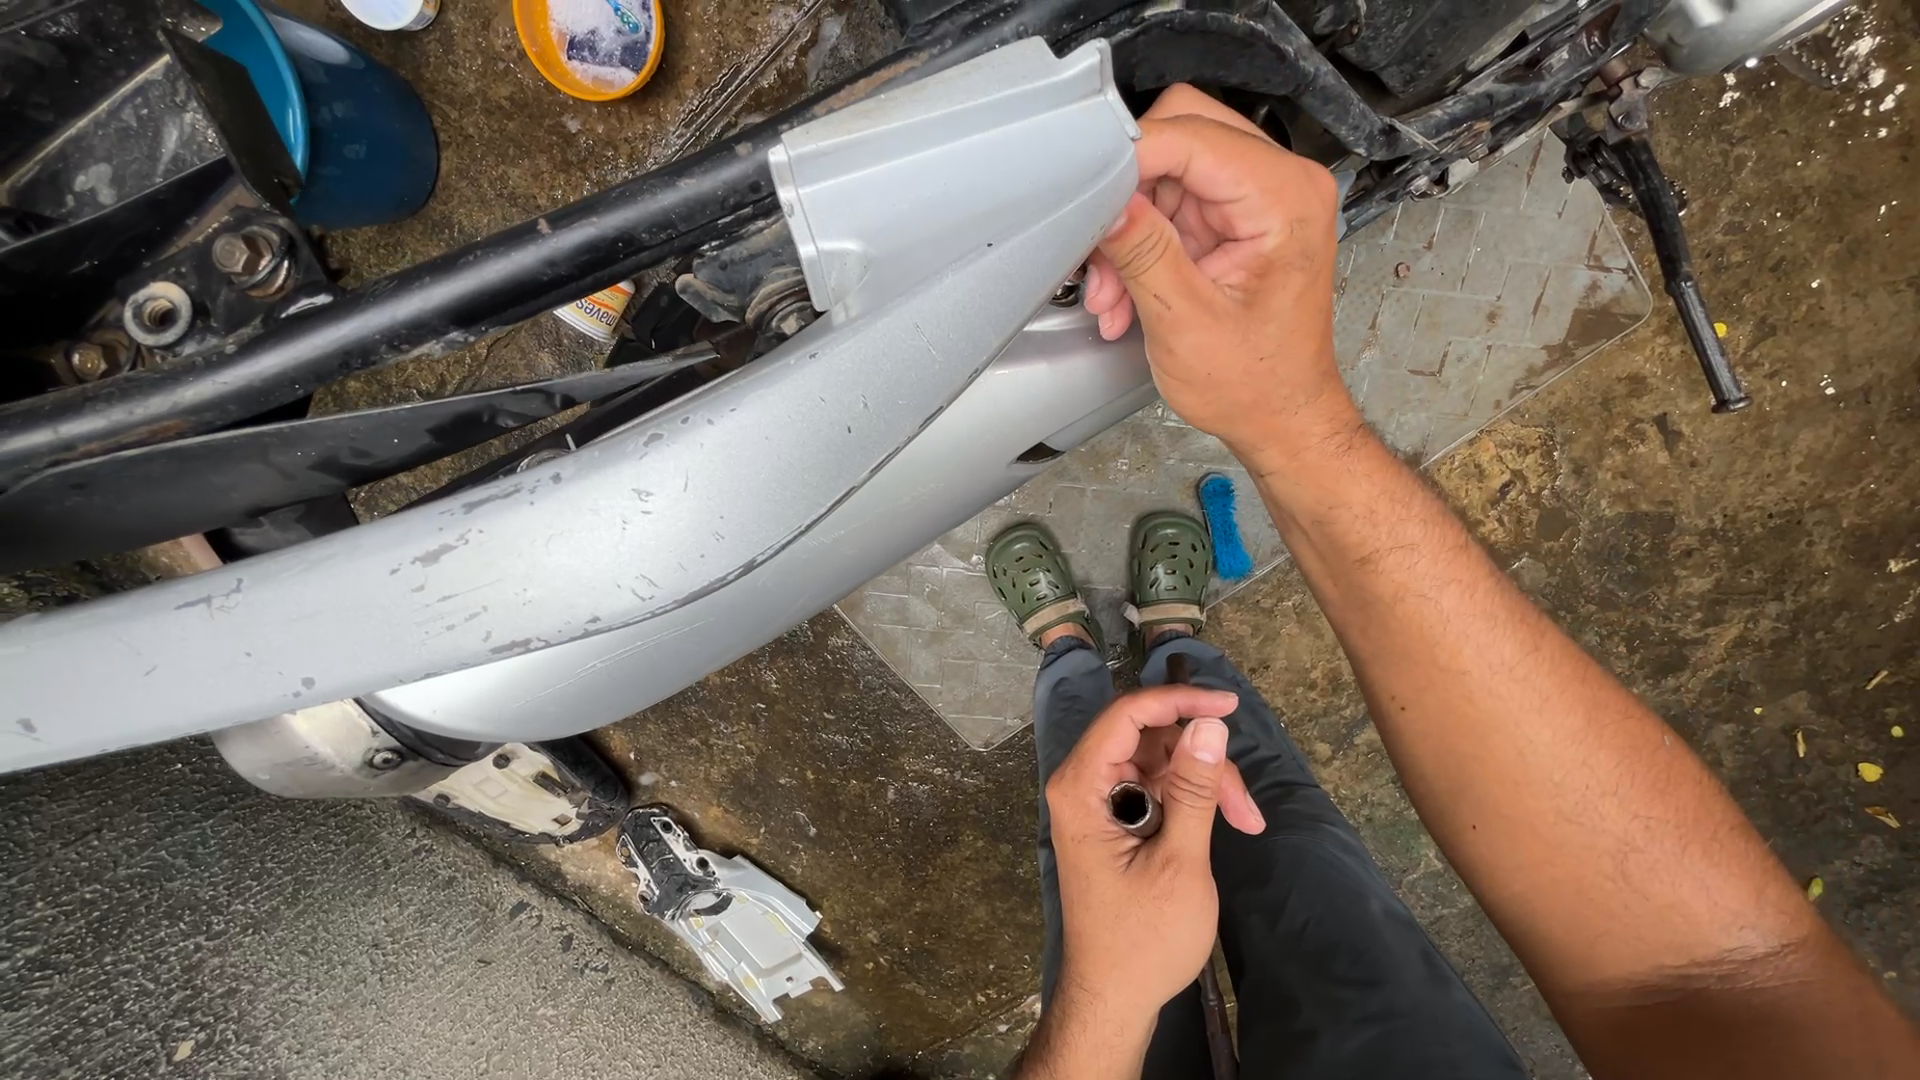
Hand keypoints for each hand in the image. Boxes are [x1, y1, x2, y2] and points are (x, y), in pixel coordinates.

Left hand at [1046, 684, 1264, 1028]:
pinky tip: (1227, 822)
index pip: (1127, 715)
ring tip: (1245, 822)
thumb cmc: (1142, 938)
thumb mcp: (1180, 862)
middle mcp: (1083, 782)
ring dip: (1206, 783)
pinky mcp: (1116, 815)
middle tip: (1246, 809)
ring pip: (1161, 760)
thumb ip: (1195, 789)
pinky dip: (1194, 799)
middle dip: (1203, 763)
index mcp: (1080, 786)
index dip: (1178, 700)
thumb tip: (1210, 724)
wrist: (1115, 997)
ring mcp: (1099, 798)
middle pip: (1150, 739)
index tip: (1229, 706)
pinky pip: (1159, 784)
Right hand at [1085, 85, 1357, 468]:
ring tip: (1112, 294)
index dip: (1128, 160)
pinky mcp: (1234, 225)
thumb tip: (1107, 201)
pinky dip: (1139, 248)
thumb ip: (1144, 252)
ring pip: (1165, 177)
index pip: (1191, 134)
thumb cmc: (1255, 384)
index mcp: (1284, 199)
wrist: (1279, 416)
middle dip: (1127, 198)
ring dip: (1127, 232)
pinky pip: (1170, 211)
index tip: (1086, 195)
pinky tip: (1127, 294)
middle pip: (1179, 140)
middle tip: (1102, 253)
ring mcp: (1255, 204)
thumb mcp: (1185, 322)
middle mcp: (1279, 187)